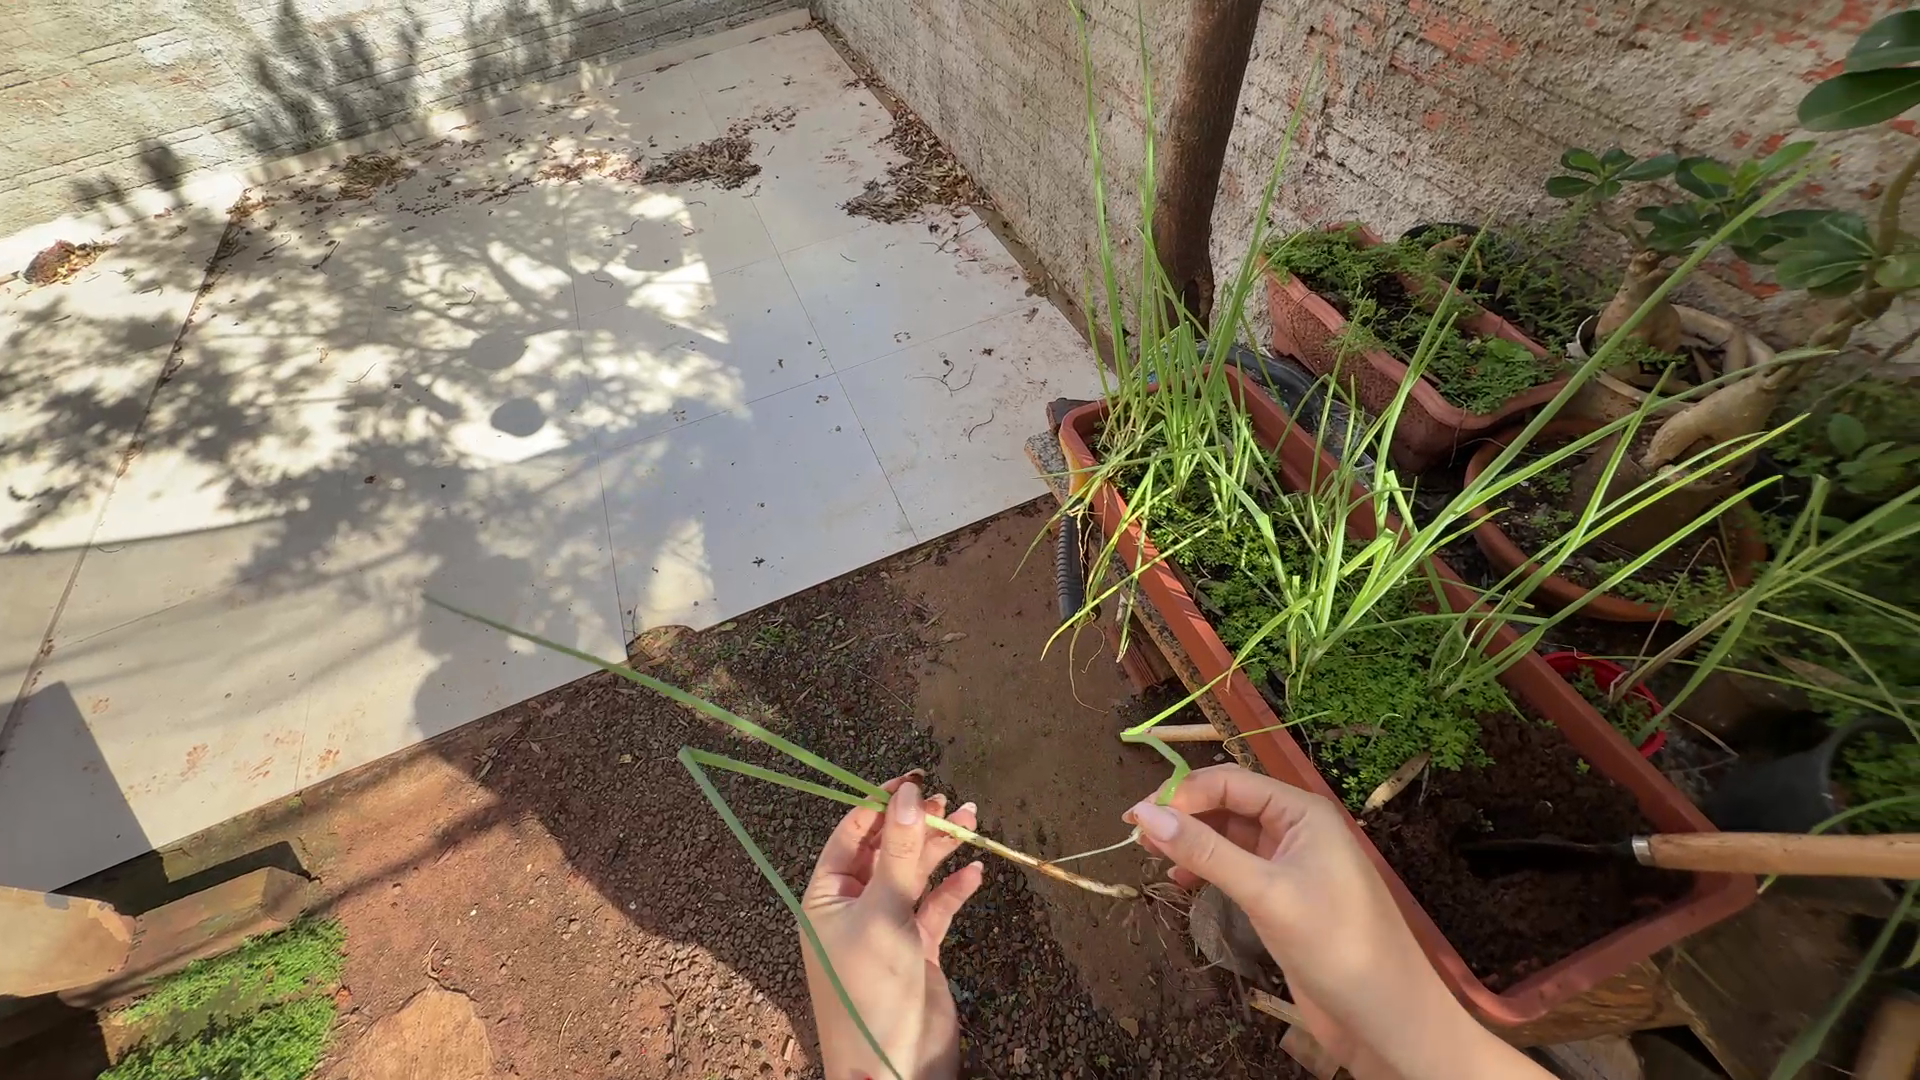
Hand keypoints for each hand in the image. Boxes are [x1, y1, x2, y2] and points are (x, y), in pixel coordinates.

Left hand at [801, 774, 985, 1079]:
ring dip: (941, 848)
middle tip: (946, 802)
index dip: (880, 804)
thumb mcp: (883, 912)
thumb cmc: (873, 989)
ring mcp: (888, 926)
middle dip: (916, 824)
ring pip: (915, 874)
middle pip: (888, 850)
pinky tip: (976, 872)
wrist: (896, 1075)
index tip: (912, 780)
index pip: (852, 834)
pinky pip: (936, 906)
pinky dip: (954, 888)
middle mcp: (855, 906)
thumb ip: (899, 852)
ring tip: (971, 819)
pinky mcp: (918, 948)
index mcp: (828, 895)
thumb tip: (906, 794)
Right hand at [1127, 766, 1546, 1079]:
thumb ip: (1204, 850)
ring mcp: (1288, 863)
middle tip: (1137, 835)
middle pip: (1225, 804)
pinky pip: (1234, 866)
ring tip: (1151, 856)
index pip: (1228, 782)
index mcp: (1300, 811)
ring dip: (1190, 841)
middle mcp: (1294, 828)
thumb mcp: (1265, 892)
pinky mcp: (1282, 896)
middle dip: (1182, 815)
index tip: (1139, 816)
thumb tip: (1144, 814)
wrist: (1393, 1025)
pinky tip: (1182, 882)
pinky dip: (1205, 867)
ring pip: (1226, 835)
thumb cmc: (1336, 946)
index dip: (1182, 793)